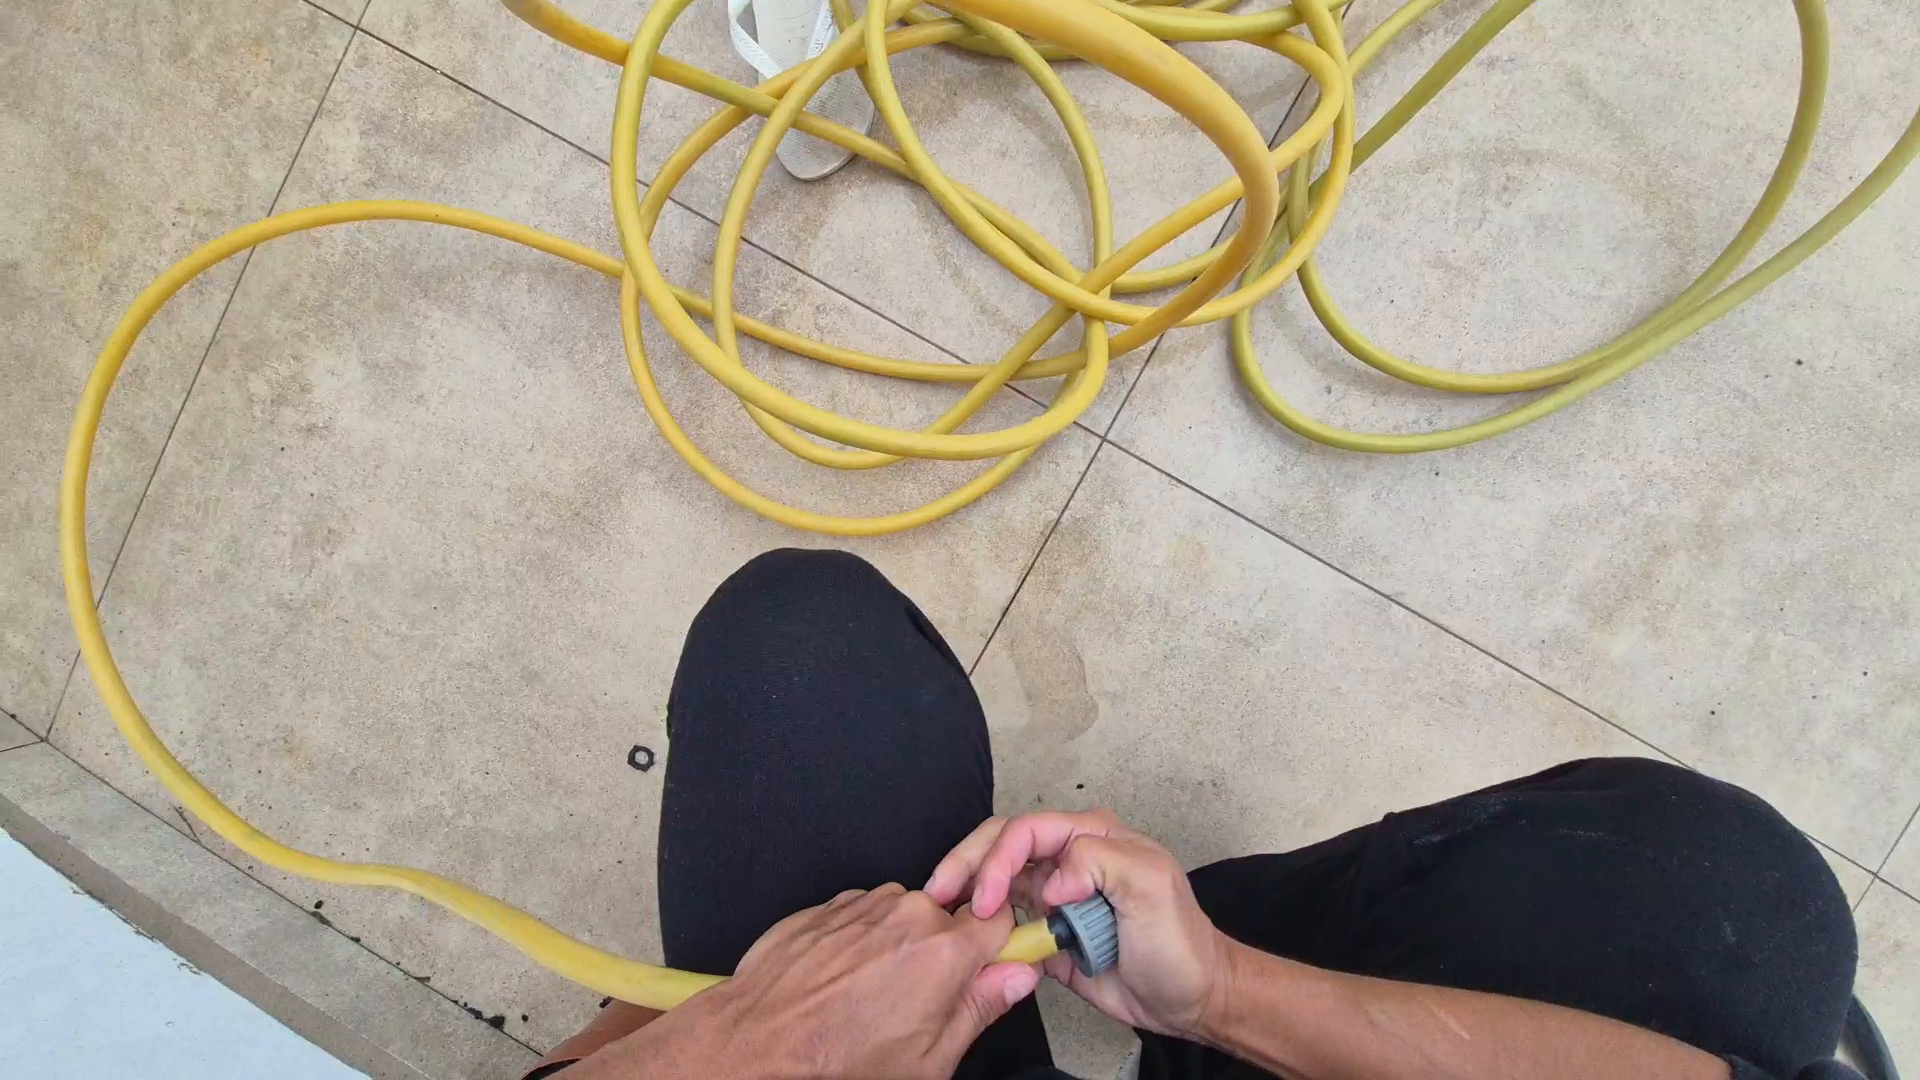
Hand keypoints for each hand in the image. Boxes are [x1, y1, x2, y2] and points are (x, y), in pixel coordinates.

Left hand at [668, 885, 1040, 1078]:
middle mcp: (913, 912)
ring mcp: (871, 901)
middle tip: (912, 1001)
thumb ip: (981, 1007)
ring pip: (907, 916)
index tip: (987, 966)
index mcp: (946, 951)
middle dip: (940, 954)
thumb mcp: (929, 1061)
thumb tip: (1019, 974)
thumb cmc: (841, 1064)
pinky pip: (868, 912)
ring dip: (898, 945)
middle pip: (949, 920)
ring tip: (868, 991)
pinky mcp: (837, 900)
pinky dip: (863, 938)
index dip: (996, 946)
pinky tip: (842, 977)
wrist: (759, 1042)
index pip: (1001, 921)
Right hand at [925, 811, 1232, 1038]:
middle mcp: (1066, 858)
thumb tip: (1048, 883)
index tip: (988, 899)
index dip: (998, 858)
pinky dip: (985, 932)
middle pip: (1002, 845)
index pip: (1026, 829)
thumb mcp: (1149, 884)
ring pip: (997, 881)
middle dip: (968, 864)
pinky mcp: (1047, 931)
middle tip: (940, 894)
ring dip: (968, 892)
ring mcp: (1054, 894)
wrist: (1191, 997)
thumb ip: (1098, 861)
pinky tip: (967, 941)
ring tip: (941, 913)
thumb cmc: (1178, 938)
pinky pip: (1007, 925)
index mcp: (1088, 835)